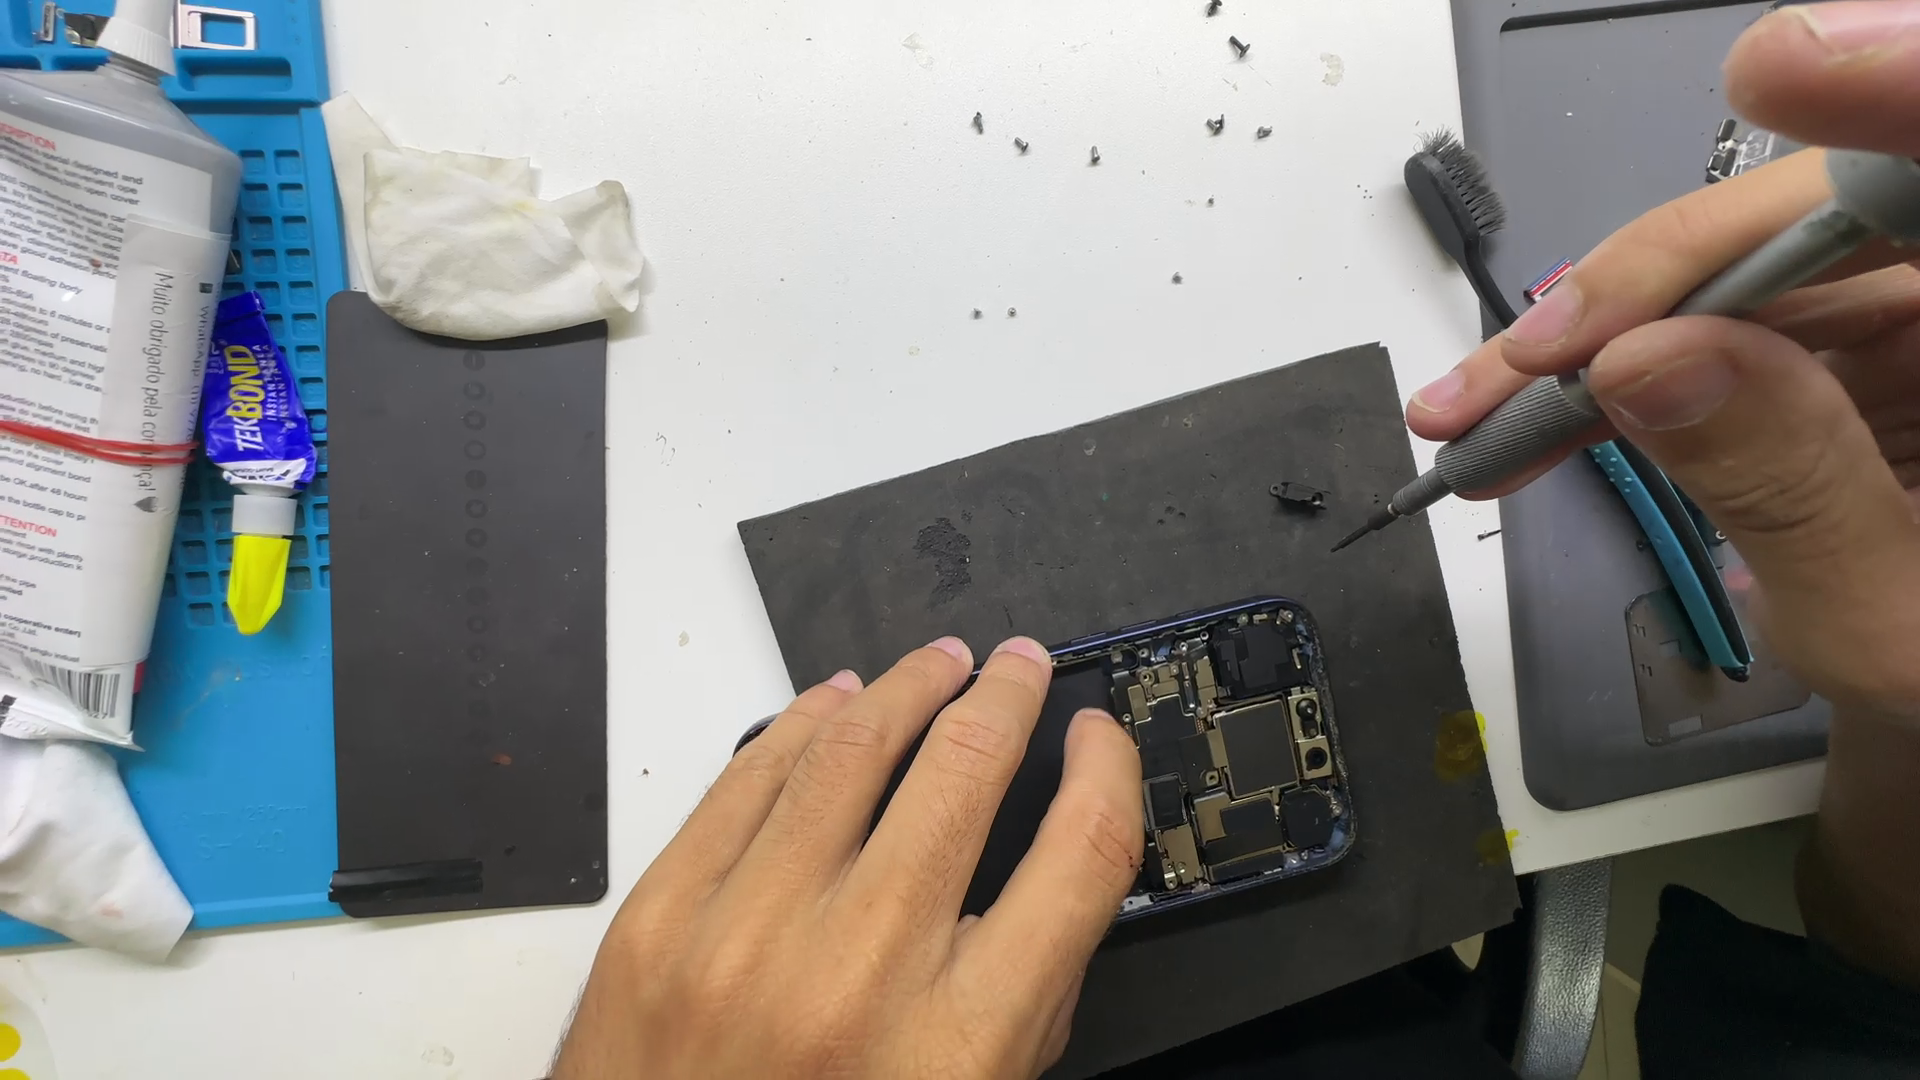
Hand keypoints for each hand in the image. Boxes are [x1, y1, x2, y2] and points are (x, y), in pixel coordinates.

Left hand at [552, 637, 1143, 1078]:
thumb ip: (1025, 980)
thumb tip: (1051, 834)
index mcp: (958, 1043)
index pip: (1078, 855)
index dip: (1105, 772)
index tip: (1096, 738)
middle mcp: (857, 974)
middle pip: (964, 772)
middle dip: (1005, 696)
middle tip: (1018, 663)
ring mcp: (746, 934)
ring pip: (852, 748)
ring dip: (908, 684)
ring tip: (939, 662)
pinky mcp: (662, 913)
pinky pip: (752, 774)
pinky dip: (807, 717)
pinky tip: (840, 696)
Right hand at [1406, 2, 1919, 723]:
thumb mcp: (1890, 619)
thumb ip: (1783, 483)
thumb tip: (1644, 362)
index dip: (1900, 102)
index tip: (1780, 68)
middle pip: (1808, 225)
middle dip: (1633, 291)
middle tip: (1510, 370)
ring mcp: (1899, 317)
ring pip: (1712, 282)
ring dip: (1570, 352)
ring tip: (1468, 416)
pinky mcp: (1816, 348)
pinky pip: (1682, 335)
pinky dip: (1582, 384)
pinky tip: (1514, 425)